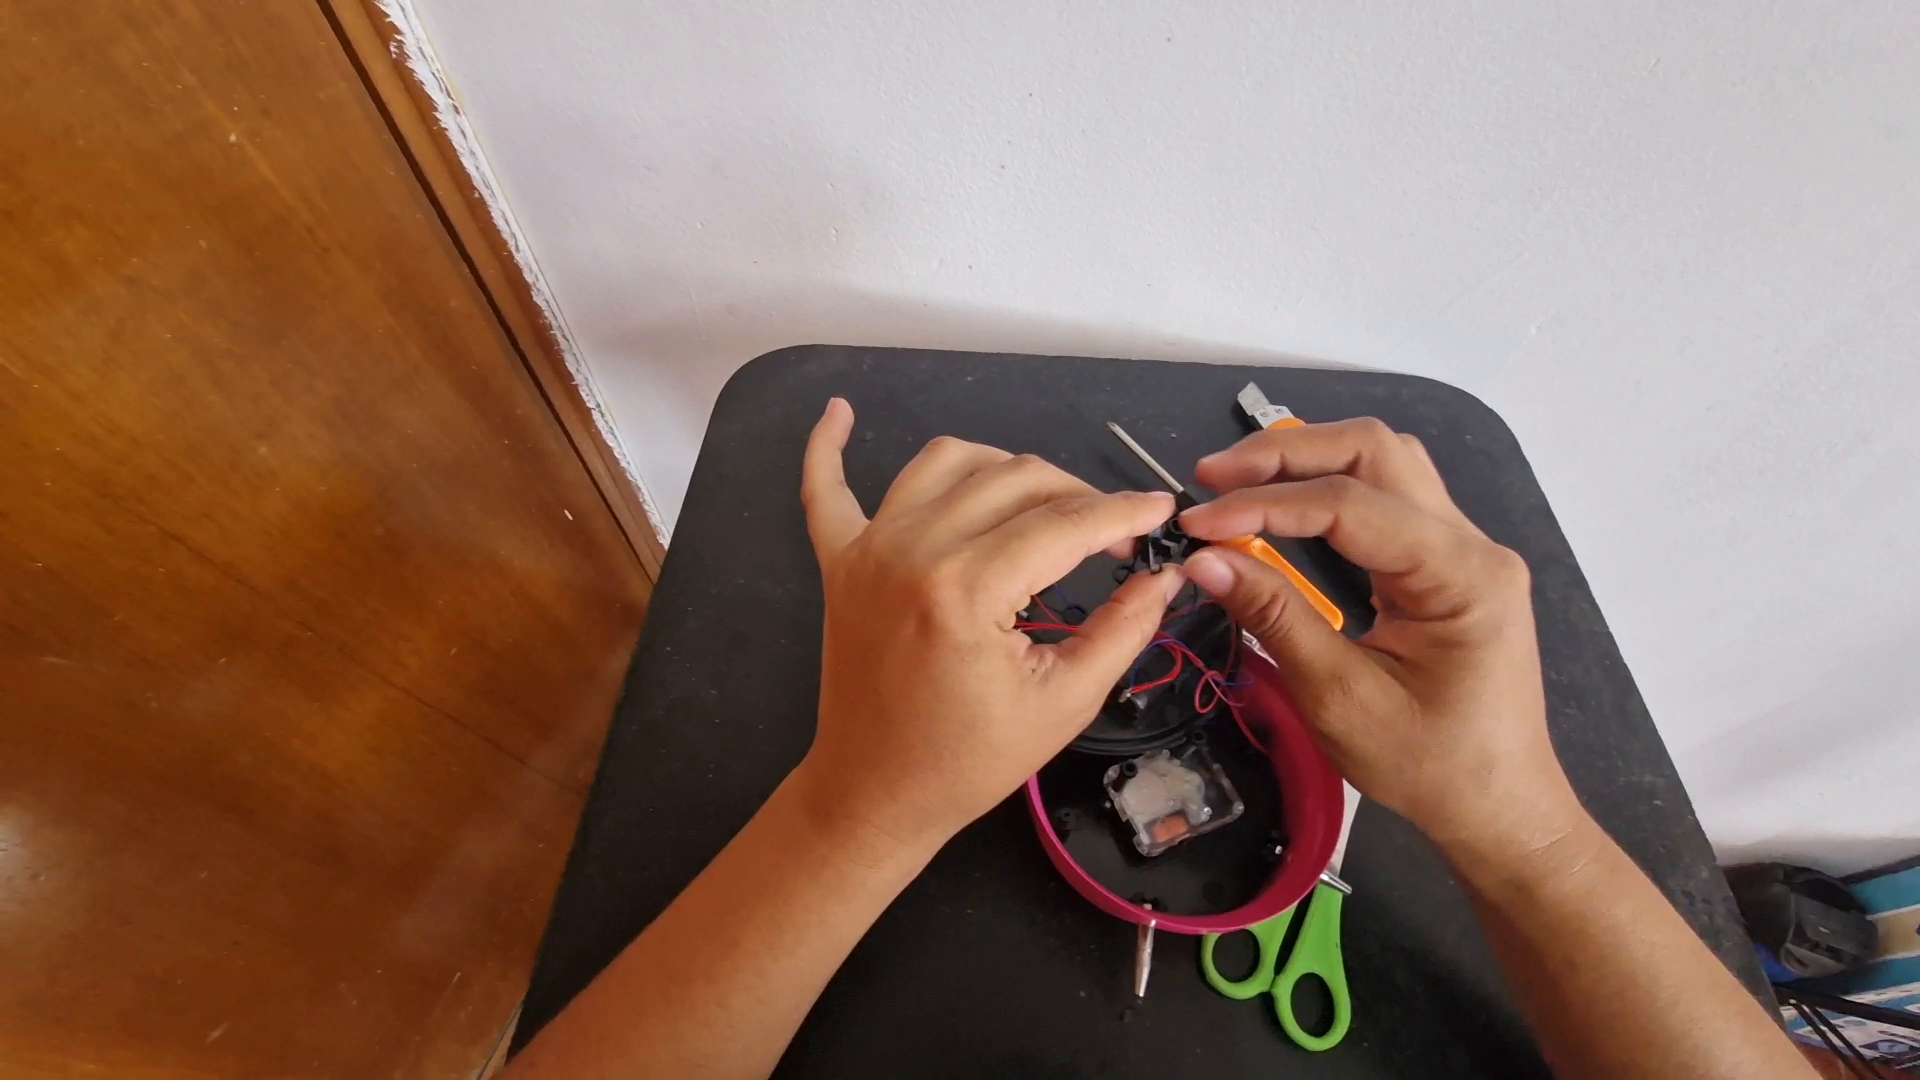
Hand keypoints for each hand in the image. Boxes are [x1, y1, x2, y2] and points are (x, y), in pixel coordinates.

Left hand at [794, 399, 1186, 854]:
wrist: (874, 793)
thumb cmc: (969, 762)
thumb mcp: (1064, 703)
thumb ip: (1123, 629)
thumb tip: (1166, 575)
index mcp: (967, 590)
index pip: (1064, 523)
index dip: (1123, 513)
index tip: (1160, 511)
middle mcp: (913, 549)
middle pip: (1015, 479)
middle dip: (1078, 496)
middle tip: (1111, 533)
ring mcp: (867, 548)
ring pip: (947, 461)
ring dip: (1005, 468)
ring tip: (1041, 502)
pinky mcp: (839, 559)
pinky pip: (825, 488)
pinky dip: (829, 447)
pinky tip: (841, 411)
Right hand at [1177, 418, 1584, 865]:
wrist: (1497, 807)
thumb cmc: (1426, 764)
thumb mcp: (1337, 697)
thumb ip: (1273, 615)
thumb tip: (1202, 559)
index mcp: (1460, 576)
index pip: (1350, 506)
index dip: (1263, 505)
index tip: (1196, 523)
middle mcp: (1469, 543)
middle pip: (1375, 451)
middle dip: (1285, 454)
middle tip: (1210, 477)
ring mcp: (1460, 546)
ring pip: (1381, 460)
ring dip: (1304, 458)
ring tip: (1235, 481)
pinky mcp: (1439, 560)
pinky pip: (1381, 494)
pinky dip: (1323, 484)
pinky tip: (1280, 500)